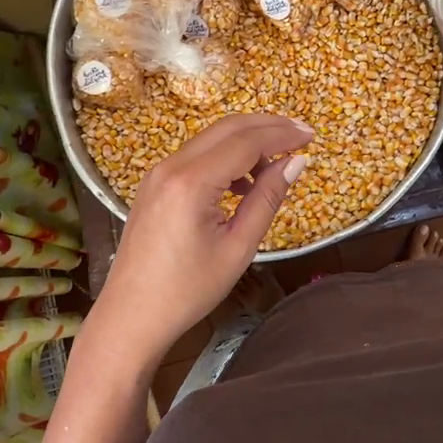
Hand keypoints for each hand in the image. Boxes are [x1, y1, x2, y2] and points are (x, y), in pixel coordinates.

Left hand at [87, 114, 312, 369]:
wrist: (131, 317)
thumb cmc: (187, 291)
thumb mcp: (237, 248)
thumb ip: (267, 199)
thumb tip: (296, 163)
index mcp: (191, 183)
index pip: (246, 142)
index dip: (282, 135)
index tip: (311, 136)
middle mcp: (171, 166)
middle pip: (227, 128)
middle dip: (268, 126)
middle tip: (302, 133)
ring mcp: (158, 172)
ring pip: (211, 139)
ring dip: (247, 141)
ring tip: (278, 162)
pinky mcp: (155, 183)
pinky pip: (197, 156)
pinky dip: (225, 157)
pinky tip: (244, 183)